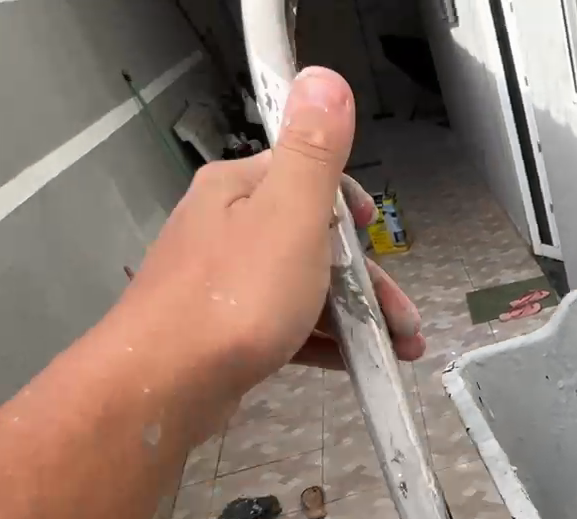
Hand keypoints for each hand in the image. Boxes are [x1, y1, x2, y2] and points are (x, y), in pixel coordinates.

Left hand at [110, 68, 424, 421]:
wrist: (170, 381)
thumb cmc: (237, 299)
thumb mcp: (290, 219)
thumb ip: (314, 155)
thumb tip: (325, 78)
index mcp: (241, 192)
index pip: (307, 179)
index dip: (351, 208)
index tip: (376, 234)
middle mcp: (230, 229)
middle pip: (317, 245)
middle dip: (371, 284)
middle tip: (406, 324)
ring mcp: (228, 283)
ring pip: (308, 290)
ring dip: (360, 320)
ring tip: (398, 353)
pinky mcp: (231, 330)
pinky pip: (291, 326)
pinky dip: (328, 342)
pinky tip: (354, 364)